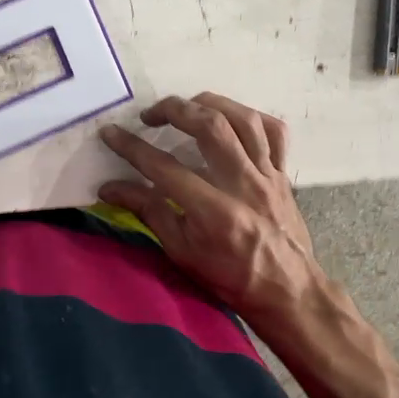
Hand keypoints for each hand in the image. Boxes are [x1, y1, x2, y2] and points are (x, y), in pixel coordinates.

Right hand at [98, 94, 323, 317]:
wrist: (289, 293)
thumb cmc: (230, 277)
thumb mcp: (182, 253)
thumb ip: (148, 212)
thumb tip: (109, 187)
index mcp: (214, 211)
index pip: (164, 167)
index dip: (131, 147)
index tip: (110, 133)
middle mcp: (243, 184)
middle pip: (210, 126)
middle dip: (173, 110)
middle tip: (150, 116)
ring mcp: (267, 176)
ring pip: (243, 119)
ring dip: (209, 104)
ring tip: (186, 108)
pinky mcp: (282, 174)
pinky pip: (275, 132)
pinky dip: (251, 118)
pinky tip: (230, 120)